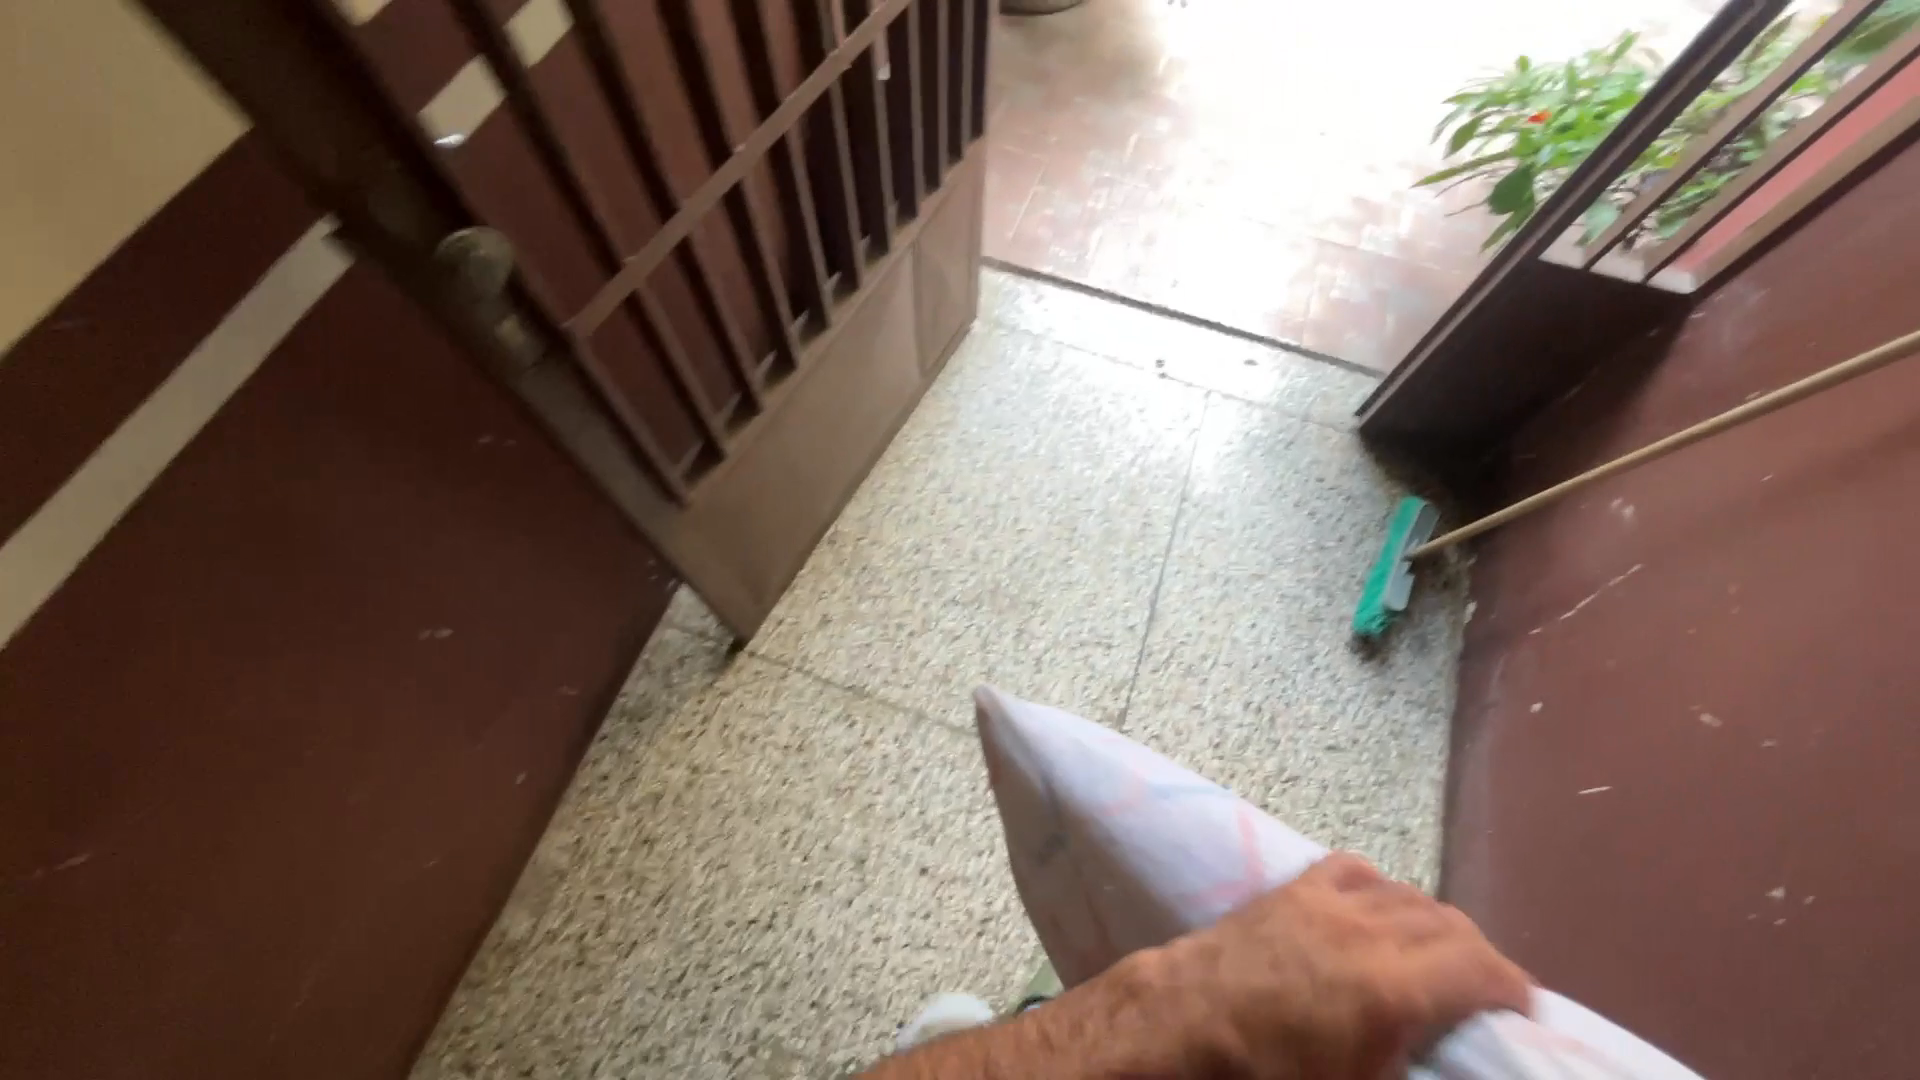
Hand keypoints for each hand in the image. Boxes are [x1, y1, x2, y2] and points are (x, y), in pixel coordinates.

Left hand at [1133, 853, 1532, 1078]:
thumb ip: (1408, 1064)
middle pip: (1449, 923)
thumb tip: (1434, 1056)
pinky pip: (1349, 868)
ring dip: (1432, 921)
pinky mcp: (1289, 889)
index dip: (1512, 988)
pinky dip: (1377, 887)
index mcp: (1392, 989)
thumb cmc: (1270, 1075)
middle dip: (1478, 956)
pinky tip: (1375, 911)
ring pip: (1404, 892)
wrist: (1182, 1025)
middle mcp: (1365, 930)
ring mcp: (1323, 901)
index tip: (1521, 1012)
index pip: (1481, 967)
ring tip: (1436, 957)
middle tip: (1483, 993)